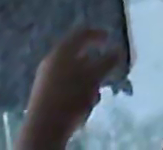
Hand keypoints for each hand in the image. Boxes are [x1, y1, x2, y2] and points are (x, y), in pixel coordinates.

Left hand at [15, 27, 121, 149]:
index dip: (96, 34)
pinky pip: (64, 87)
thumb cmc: (71, 96)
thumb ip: (107, 62)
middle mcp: (52, 59)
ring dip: (86, 82)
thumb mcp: (94, 77)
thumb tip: (119, 50)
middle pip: (76, 55)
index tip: (108, 38)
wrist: (44, 128)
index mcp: (63, 49)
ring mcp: (46, 77)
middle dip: (93, 64)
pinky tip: (82, 107)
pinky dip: (76, 92)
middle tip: (104, 73)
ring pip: (71, 73)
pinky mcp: (43, 95)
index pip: (81, 33)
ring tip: (94, 96)